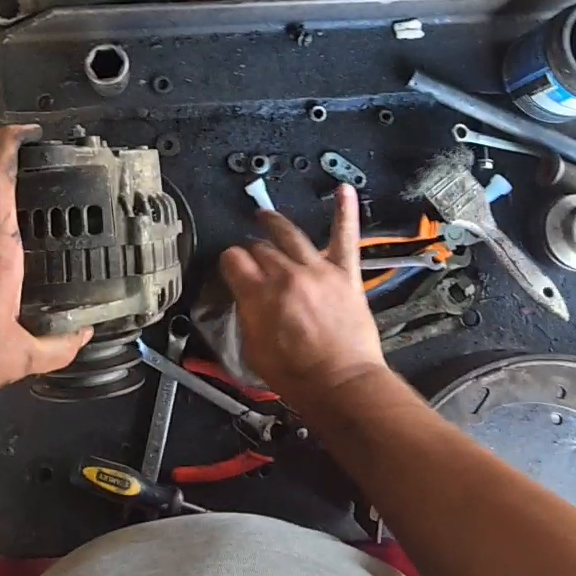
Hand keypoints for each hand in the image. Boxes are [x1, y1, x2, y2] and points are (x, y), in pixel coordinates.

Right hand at [218, 185, 387, 406]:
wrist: (343, 386)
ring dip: (275, 222)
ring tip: (266, 216)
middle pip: (260, 247)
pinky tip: (344, 189)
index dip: (230, 263)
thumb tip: (245, 295)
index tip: (232, 269)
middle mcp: (286, 274)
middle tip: (253, 260)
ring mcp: (317, 269)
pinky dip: (345, 211)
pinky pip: (344, 235)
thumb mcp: (254, 349)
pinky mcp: (345, 273)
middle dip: (252, 251)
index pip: (233, 260)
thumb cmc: (297, 378)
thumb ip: (246, 314)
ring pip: (290, 234)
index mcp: (258, 294)